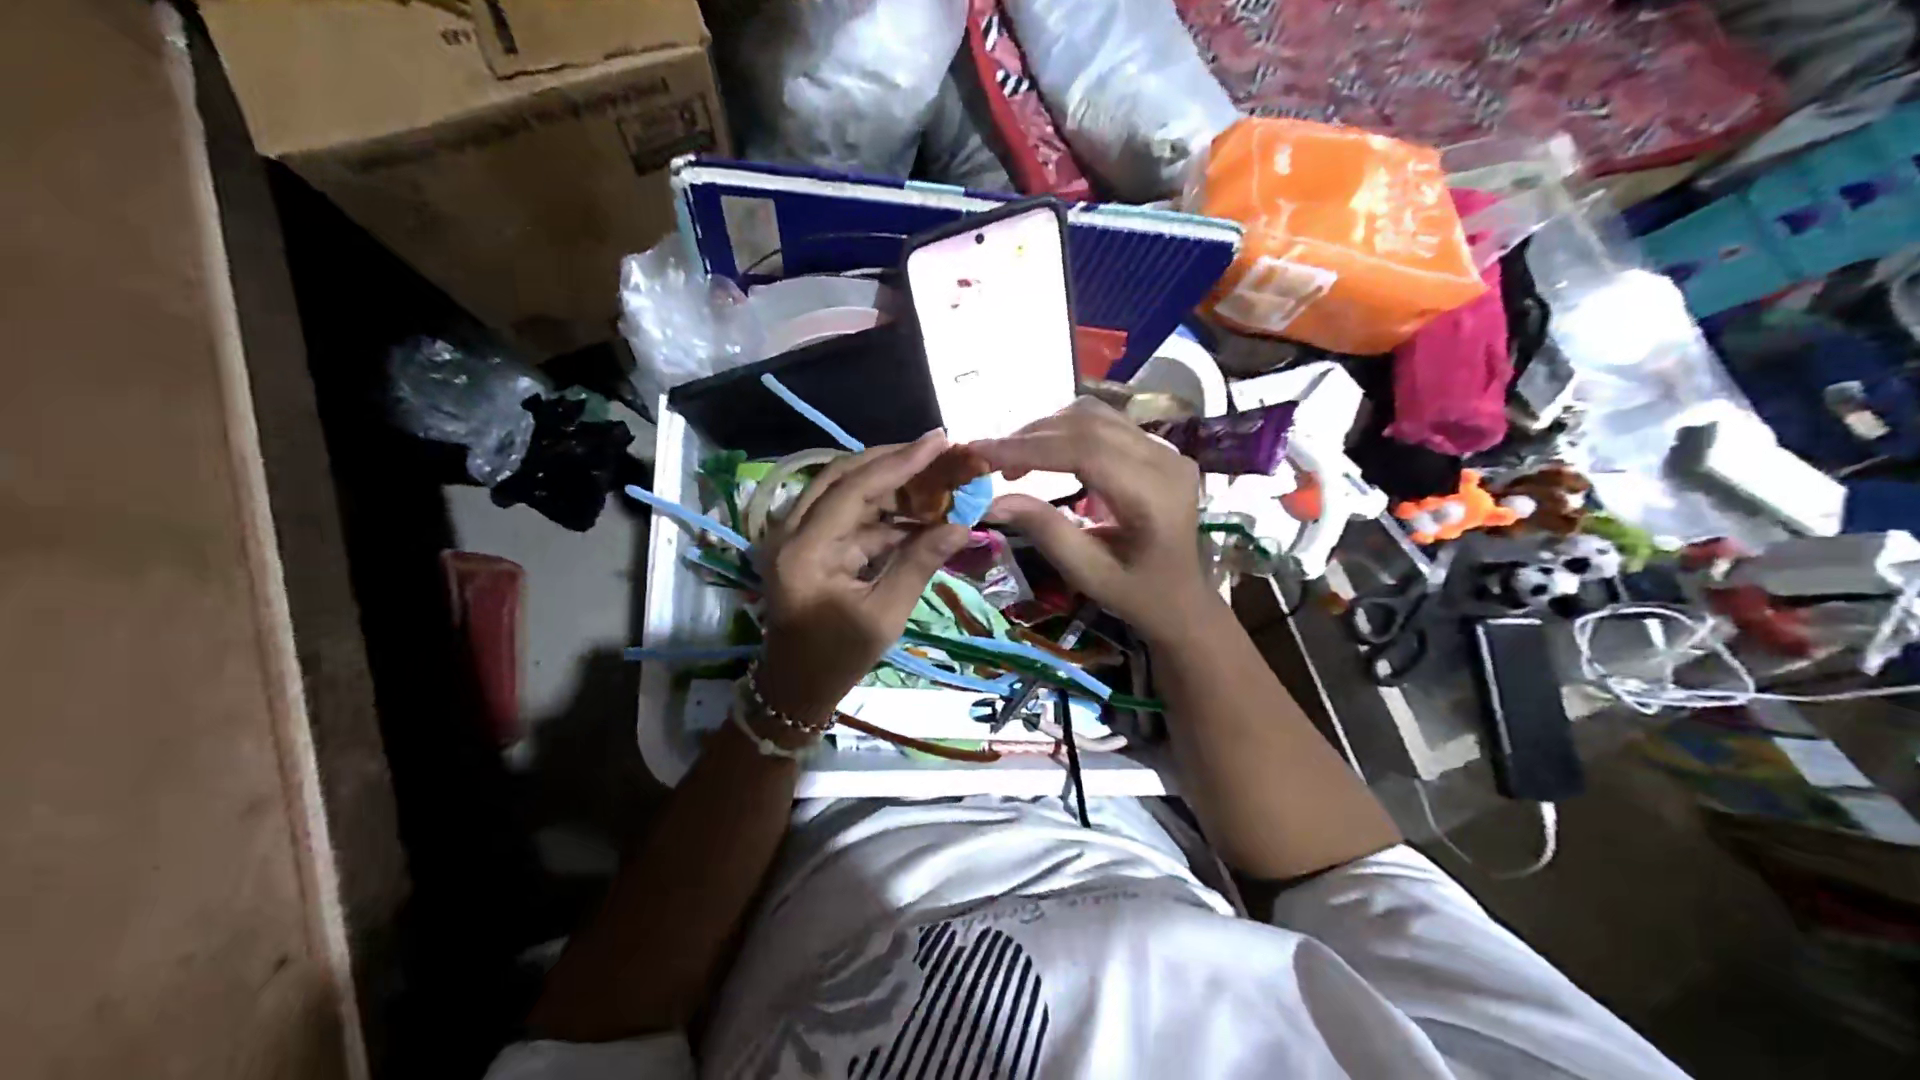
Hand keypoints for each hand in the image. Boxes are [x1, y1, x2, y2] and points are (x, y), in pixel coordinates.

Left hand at [754, 432, 970, 724]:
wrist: (796, 686)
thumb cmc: (838, 657)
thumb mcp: (884, 615)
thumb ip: (918, 563)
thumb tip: (961, 526)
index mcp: (805, 549)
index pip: (855, 489)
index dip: (901, 463)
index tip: (939, 440)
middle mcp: (792, 530)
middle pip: (844, 477)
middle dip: (893, 461)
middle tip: (938, 450)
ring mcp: (796, 535)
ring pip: (845, 491)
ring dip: (889, 484)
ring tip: (935, 477)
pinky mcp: (808, 544)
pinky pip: (847, 515)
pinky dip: (882, 512)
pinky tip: (917, 513)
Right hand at [972, 398, 1213, 642]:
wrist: (1182, 599)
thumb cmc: (1137, 594)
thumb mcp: (1087, 574)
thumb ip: (1045, 531)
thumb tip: (992, 501)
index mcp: (1154, 495)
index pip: (1085, 450)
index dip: (1029, 448)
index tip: (981, 453)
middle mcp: (1165, 460)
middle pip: (1088, 424)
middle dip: (1031, 436)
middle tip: (988, 459)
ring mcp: (1165, 449)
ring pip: (1094, 415)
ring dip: (1046, 428)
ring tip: (1012, 458)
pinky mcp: (1156, 448)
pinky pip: (1105, 422)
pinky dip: (1065, 430)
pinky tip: (1043, 452)